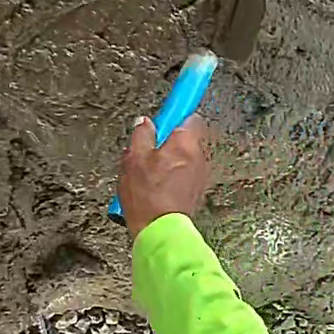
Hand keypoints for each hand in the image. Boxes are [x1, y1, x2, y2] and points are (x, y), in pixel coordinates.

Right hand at [118, 114, 210, 239]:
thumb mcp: (134, 159)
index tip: (174, 102)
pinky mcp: (195, 189)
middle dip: (169, 138)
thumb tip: (144, 123)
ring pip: (184, 155)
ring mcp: (199, 174)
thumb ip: (141, 135)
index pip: (189, 114)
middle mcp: (198, 155)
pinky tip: (155, 184)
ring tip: (149, 170)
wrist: (160, 231)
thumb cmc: (148, 196)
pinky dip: (173, 173)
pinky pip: (184, 172)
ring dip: (170, 157)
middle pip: (186, 136)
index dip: (178, 110)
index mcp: (185, 142)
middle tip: (149, 146)